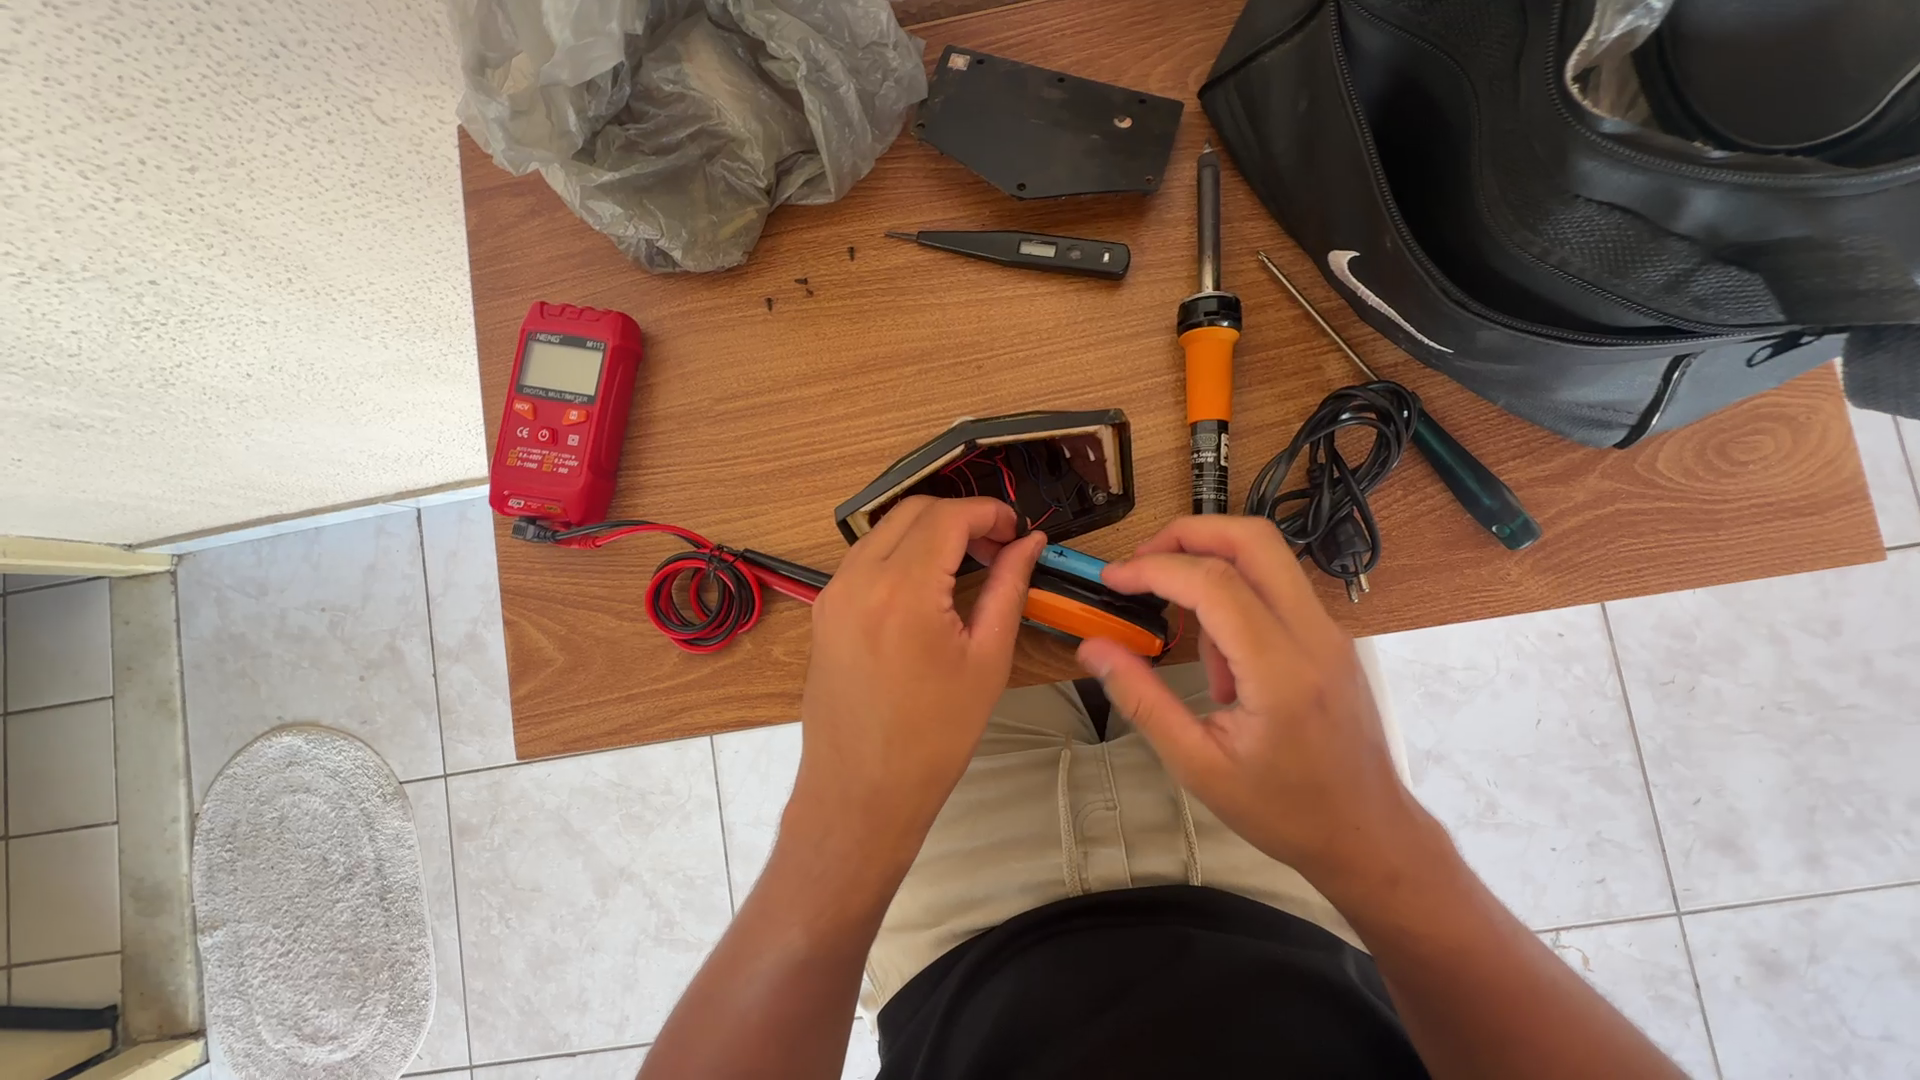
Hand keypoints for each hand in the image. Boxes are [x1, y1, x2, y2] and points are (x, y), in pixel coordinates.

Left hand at [786, 496, 1046, 870]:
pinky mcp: (824, 611)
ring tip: (968, 564)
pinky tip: (929, 584)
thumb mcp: (986, 660)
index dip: (989, 512)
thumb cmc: (933, 737)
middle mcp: (859, 579)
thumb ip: (1009, 587)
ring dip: (929, 532)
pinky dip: (901, 553)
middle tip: (998, 546)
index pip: (949, 516)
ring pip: (885, 529)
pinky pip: (865, 558)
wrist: (862, 791)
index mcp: (904, 590)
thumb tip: (1029, 542)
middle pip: (914, 510)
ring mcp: (833, 593)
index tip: (1016, 530)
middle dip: (961, 516)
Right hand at [1075, 516, 1433, 894]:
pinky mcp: (1331, 637)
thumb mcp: (1196, 764)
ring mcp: (1330, 632)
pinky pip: (1276, 590)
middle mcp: (1314, 636)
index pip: (1214, 583)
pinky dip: (1236, 599)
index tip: (1113, 580)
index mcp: (1282, 672)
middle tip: (1141, 563)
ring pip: (1267, 557)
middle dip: (1187, 534)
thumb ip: (1140, 699)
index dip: (1154, 568)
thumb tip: (1094, 648)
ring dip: (1212, 571)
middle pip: (1253, 539)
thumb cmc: (1284, 810)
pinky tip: (1226, 664)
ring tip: (1194, 647)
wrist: (1369, 835)